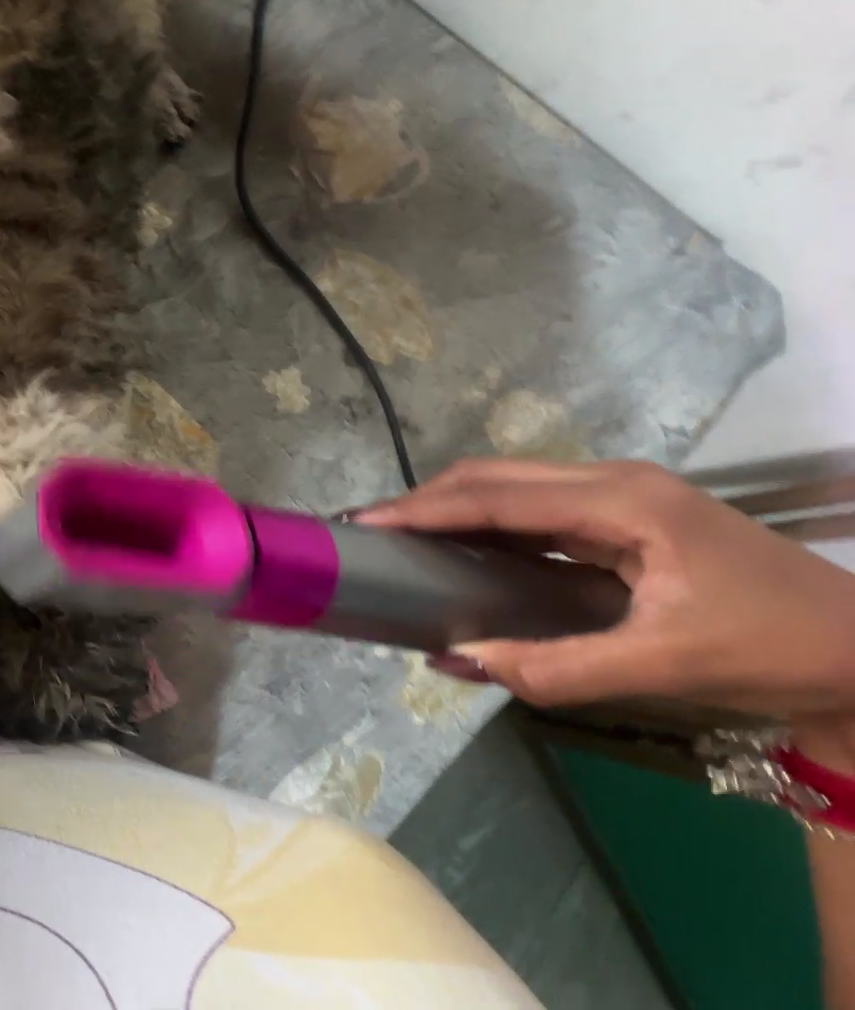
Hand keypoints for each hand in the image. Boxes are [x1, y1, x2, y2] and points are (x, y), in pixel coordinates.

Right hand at [358, 459, 854, 756]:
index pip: (497, 497)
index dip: (424, 509)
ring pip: (510, 486)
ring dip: (450, 507)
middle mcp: (615, 483)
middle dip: (425, 499)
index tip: (364, 524)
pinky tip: (459, 548)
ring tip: (401, 539)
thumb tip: (453, 660)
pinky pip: (531, 508)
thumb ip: (555, 667)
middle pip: (494, 475)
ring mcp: (620, 496)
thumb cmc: (779, 648)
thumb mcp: (666, 665)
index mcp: (624, 502)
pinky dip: (482, 522)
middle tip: (370, 533)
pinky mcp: (622, 517)